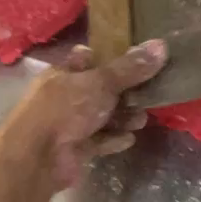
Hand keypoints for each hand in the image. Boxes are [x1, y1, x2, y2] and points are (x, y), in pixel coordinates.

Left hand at [10, 40, 166, 187]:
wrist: (39, 156)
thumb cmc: (66, 108)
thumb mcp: (101, 82)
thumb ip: (131, 69)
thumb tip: (161, 45)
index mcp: (63, 73)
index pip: (88, 60)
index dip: (110, 58)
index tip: (137, 61)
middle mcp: (64, 96)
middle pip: (99, 91)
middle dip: (124, 94)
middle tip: (147, 94)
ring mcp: (68, 124)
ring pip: (101, 117)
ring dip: (122, 118)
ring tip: (142, 120)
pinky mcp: (75, 149)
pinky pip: (99, 141)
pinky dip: (113, 139)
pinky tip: (129, 139)